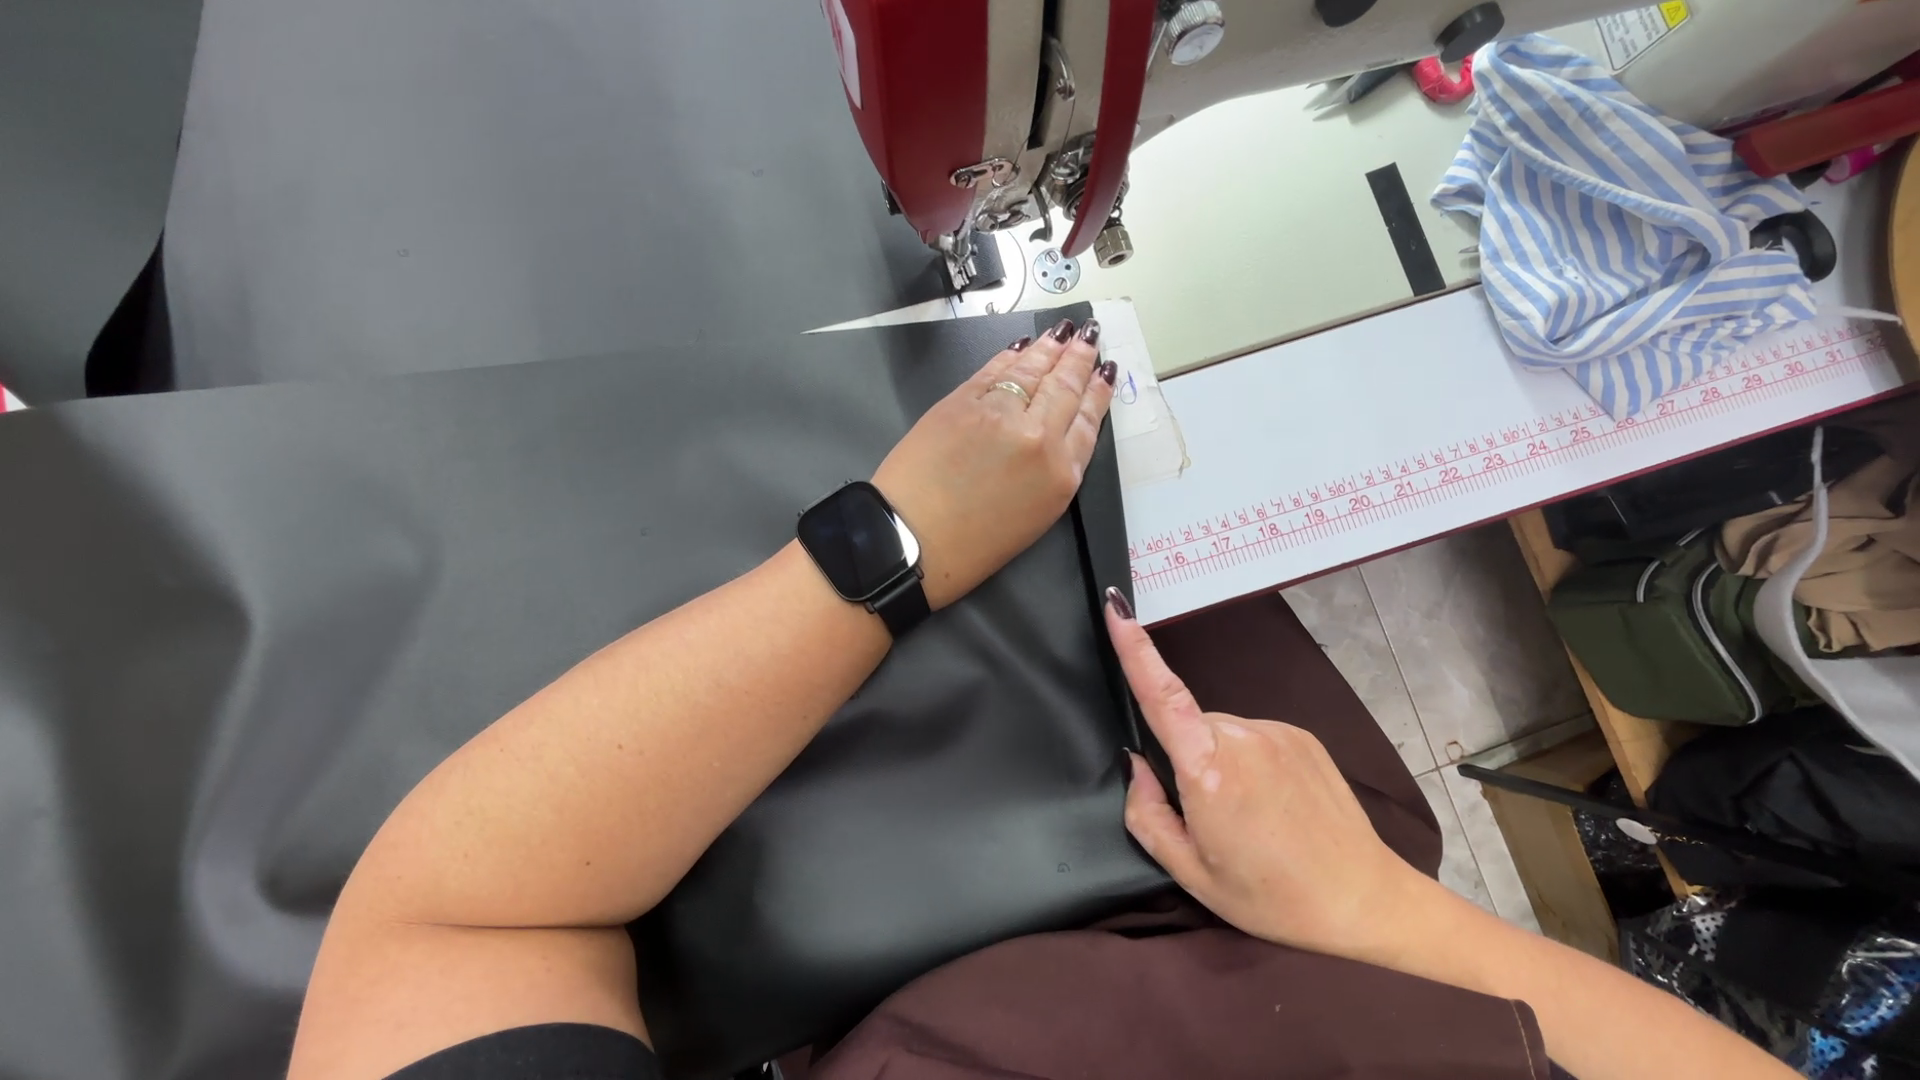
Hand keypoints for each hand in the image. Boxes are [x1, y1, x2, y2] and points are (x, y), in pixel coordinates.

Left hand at [873, 319, 1116, 609]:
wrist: (912, 542)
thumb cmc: (972, 547)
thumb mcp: (1035, 517)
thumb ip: (1052, 472)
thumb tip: (1053, 435)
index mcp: (1061, 474)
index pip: (1088, 421)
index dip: (1098, 390)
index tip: (1105, 370)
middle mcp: (1038, 437)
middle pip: (1065, 388)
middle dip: (1079, 358)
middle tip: (1090, 335)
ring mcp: (999, 414)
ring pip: (1032, 371)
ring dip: (1049, 349)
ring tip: (1063, 332)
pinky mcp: (962, 401)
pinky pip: (994, 371)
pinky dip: (1010, 356)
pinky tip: (1021, 347)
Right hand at [1104, 592, 1448, 965]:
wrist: (1364, 901)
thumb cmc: (1272, 897)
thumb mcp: (1190, 871)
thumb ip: (1145, 812)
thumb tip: (1136, 764)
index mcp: (1209, 772)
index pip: (1162, 696)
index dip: (1134, 648)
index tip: (1115, 606)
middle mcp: (1243, 738)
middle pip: (1188, 724)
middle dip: (1183, 756)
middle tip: (1206, 816)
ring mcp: (1277, 732)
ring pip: (1219, 731)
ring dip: (1216, 760)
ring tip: (1247, 816)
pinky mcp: (1301, 736)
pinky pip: (1251, 736)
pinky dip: (1246, 760)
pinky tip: (1270, 803)